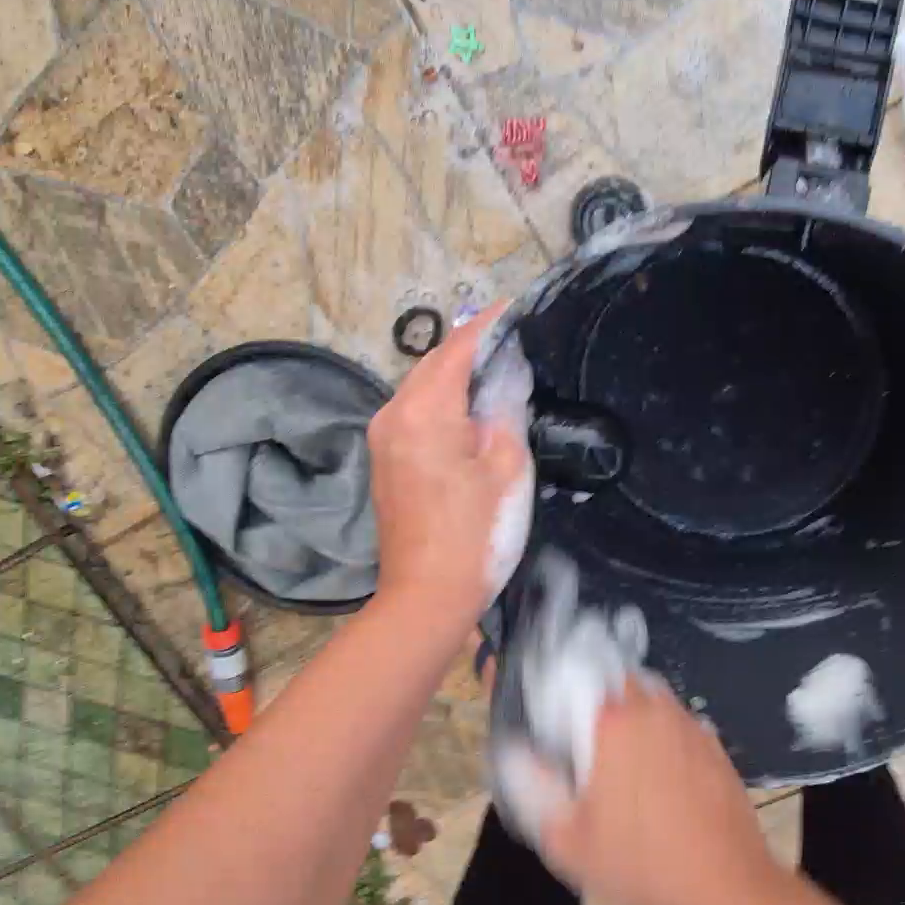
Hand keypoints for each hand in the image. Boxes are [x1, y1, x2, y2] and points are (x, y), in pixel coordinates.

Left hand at [367, 302, 530, 639]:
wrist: (427, 598)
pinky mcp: (386, 460)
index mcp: (423, 411)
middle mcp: (392, 414)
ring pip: (424, 387)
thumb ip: (505, 410)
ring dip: (459, 373)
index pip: (458, 347)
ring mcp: (383, 439)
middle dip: (474, 345)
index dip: (491, 323)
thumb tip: (506, 378)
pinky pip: (417, 412)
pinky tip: (475, 406)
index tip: (520, 306)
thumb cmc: (477, 534)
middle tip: (518, 338)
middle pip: (435, 362)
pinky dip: (446, 399)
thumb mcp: (508, 467)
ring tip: (502, 366)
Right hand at [535, 677, 781, 904]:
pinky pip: (683, 728)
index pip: (580, 679)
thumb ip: (534, 791)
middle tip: (591, 745)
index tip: (560, 727)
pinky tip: (666, 779)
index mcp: (613, 722)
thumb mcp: (568, 842)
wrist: (722, 884)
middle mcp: (654, 710)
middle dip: (603, 704)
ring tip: (628, 763)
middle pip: (620, 685)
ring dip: (639, 719)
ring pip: (656, 703)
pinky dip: (669, 740)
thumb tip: (518, 757)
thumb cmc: (639, 863)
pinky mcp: (716, 746)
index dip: (565, 699)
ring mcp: (691, 725)